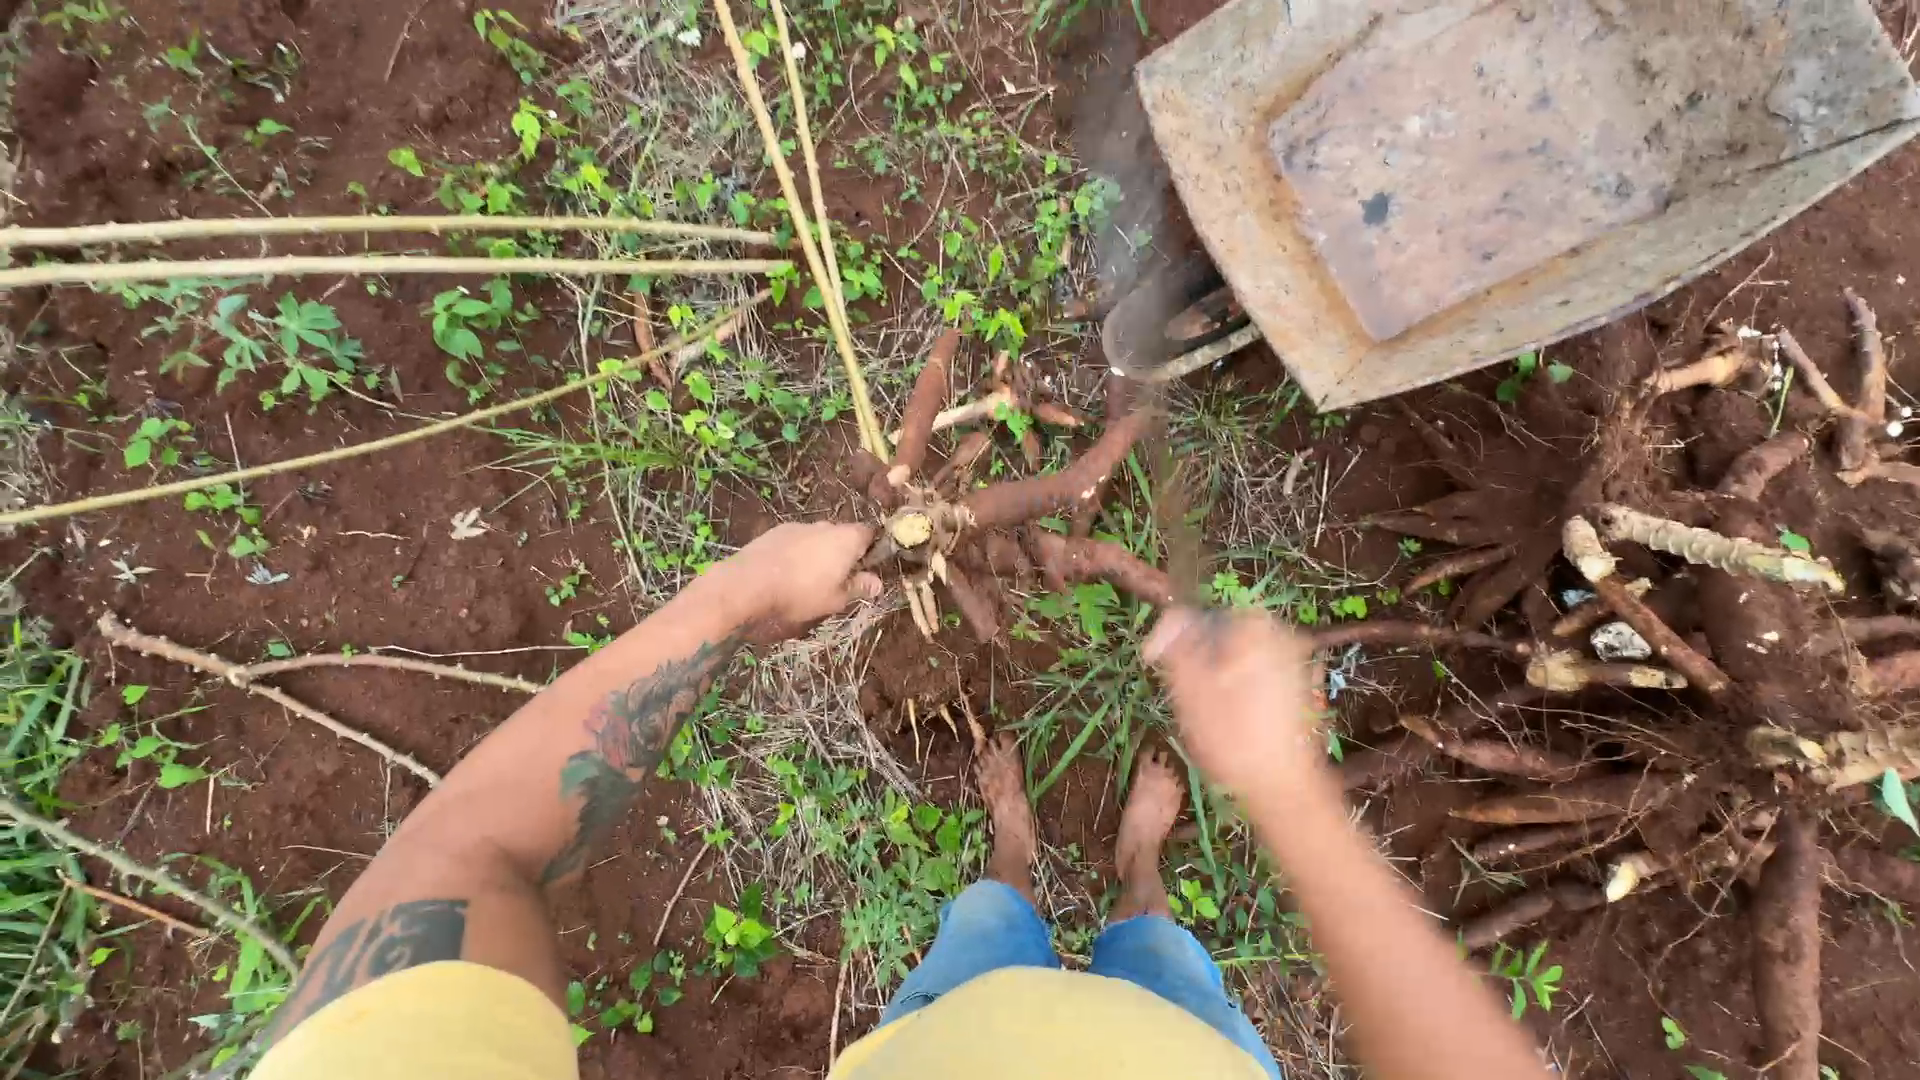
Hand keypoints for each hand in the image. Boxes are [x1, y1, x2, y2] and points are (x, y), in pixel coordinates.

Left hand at [710, 522, 880, 632]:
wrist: (749, 583)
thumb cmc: (801, 593)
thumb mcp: (835, 599)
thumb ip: (858, 588)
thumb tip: (878, 583)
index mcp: (847, 538)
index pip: (869, 533)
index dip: (871, 549)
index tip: (865, 569)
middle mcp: (825, 525)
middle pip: (842, 535)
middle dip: (842, 554)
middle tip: (837, 580)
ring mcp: (798, 525)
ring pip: (817, 538)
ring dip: (818, 554)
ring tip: (808, 580)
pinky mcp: (775, 531)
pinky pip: (796, 541)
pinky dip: (796, 553)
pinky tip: (786, 574)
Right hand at [1144, 608, 1327, 797]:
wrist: (1281, 787)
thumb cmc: (1230, 737)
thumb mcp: (1190, 686)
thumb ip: (1178, 643)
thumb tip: (1172, 617)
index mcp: (1254, 630)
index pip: (1202, 612)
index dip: (1172, 631)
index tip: (1152, 657)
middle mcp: (1279, 639)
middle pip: (1220, 633)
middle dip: (1194, 653)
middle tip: (1177, 683)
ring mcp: (1291, 665)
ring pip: (1235, 654)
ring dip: (1212, 670)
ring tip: (1198, 703)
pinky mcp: (1294, 689)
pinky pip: (1253, 672)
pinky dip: (1233, 685)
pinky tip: (1224, 716)